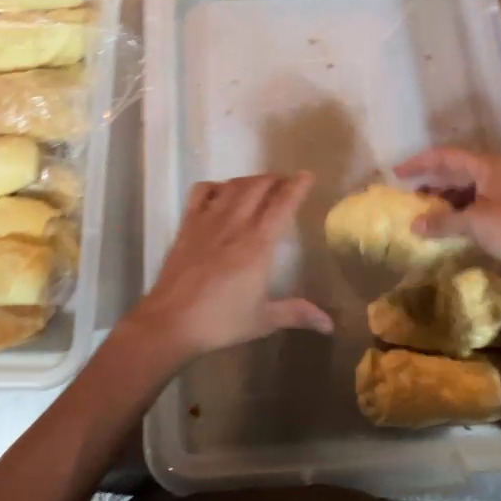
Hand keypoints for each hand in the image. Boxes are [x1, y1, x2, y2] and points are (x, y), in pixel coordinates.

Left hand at [127, 172, 333, 358]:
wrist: (170, 321)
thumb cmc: (220, 321)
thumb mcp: (263, 319)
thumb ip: (297, 314)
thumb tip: (329, 325)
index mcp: (258, 244)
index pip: (282, 205)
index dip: (296, 187)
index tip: (307, 176)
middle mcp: (235, 224)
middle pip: (258, 187)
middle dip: (276, 179)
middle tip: (286, 181)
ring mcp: (208, 221)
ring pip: (233, 185)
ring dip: (250, 179)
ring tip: (261, 184)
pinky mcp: (187, 224)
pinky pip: (201, 192)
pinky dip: (216, 186)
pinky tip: (222, 192)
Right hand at [394, 147, 500, 284]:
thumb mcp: (477, 224)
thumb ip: (443, 221)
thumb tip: (414, 224)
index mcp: (488, 167)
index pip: (446, 156)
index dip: (420, 163)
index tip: (396, 173)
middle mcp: (496, 175)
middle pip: (456, 172)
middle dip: (430, 183)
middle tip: (407, 196)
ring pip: (466, 191)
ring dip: (444, 201)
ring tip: (423, 215)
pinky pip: (476, 207)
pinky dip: (458, 215)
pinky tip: (448, 229)